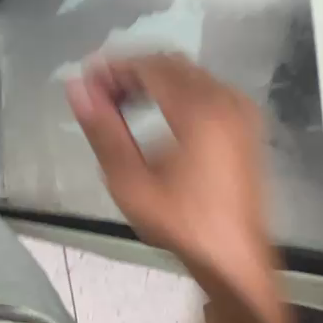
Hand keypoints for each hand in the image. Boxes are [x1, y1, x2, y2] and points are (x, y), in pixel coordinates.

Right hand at [66, 54, 274, 295]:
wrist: (234, 258)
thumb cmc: (180, 224)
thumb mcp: (130, 182)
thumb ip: (103, 131)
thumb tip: (77, 89)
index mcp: (199, 111)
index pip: (149, 66)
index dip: (113, 67)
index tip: (86, 81)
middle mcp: (225, 100)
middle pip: (170, 64)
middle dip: (131, 71)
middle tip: (98, 92)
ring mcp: (240, 111)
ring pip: (187, 74)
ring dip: (152, 80)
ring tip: (119, 103)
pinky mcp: (244, 123)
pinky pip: (204, 88)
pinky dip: (175, 91)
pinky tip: (153, 113)